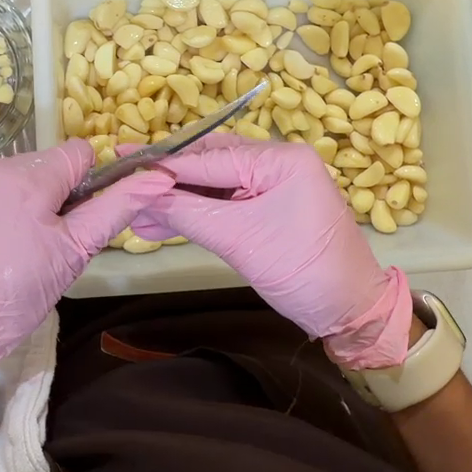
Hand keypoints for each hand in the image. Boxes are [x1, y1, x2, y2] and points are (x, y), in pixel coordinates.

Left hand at [0, 140, 172, 402]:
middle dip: (47, 193)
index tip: (72, 218)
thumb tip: (158, 177)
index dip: (83, 184)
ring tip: (5, 240)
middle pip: (41, 164)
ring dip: (14, 195)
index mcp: (31, 179)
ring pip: (7, 172)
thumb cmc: (19, 294)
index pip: (77, 153)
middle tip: (38, 238)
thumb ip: (115, 208)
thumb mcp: (74, 254)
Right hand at [130, 134, 417, 368]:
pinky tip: (160, 223)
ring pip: (213, 185)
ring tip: (134, 213)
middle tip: (123, 180)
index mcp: (280, 158)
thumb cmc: (302, 271)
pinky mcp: (269, 207)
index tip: (121, 162)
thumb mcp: (239, 240)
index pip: (208, 160)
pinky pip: (224, 202)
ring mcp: (274, 184)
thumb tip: (139, 197)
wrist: (350, 314)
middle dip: (167, 180)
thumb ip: (186, 213)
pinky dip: (196, 214)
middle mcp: (277, 161)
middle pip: (209, 164)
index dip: (163, 166)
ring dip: (177, 201)